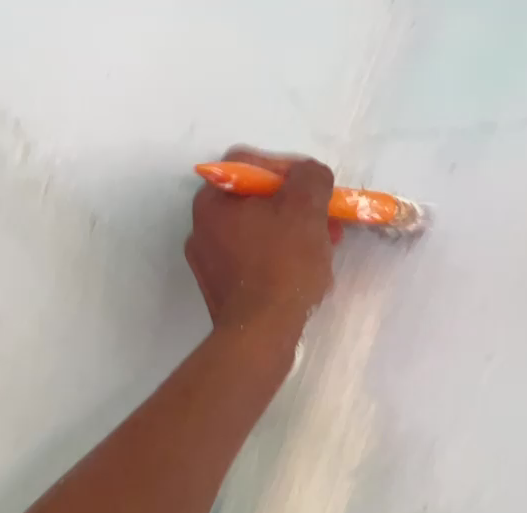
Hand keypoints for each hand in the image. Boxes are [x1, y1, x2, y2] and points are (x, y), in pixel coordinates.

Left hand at [185, 147, 340, 334]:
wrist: (261, 334)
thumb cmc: (282, 265)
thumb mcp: (306, 207)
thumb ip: (310, 177)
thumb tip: (310, 177)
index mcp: (211, 201)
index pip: (249, 164)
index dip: (288, 169)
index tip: (315, 190)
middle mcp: (201, 230)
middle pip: (256, 202)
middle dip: (295, 208)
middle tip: (325, 222)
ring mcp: (209, 265)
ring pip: (258, 235)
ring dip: (292, 236)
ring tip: (322, 251)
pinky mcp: (222, 294)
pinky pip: (254, 265)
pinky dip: (279, 263)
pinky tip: (303, 277)